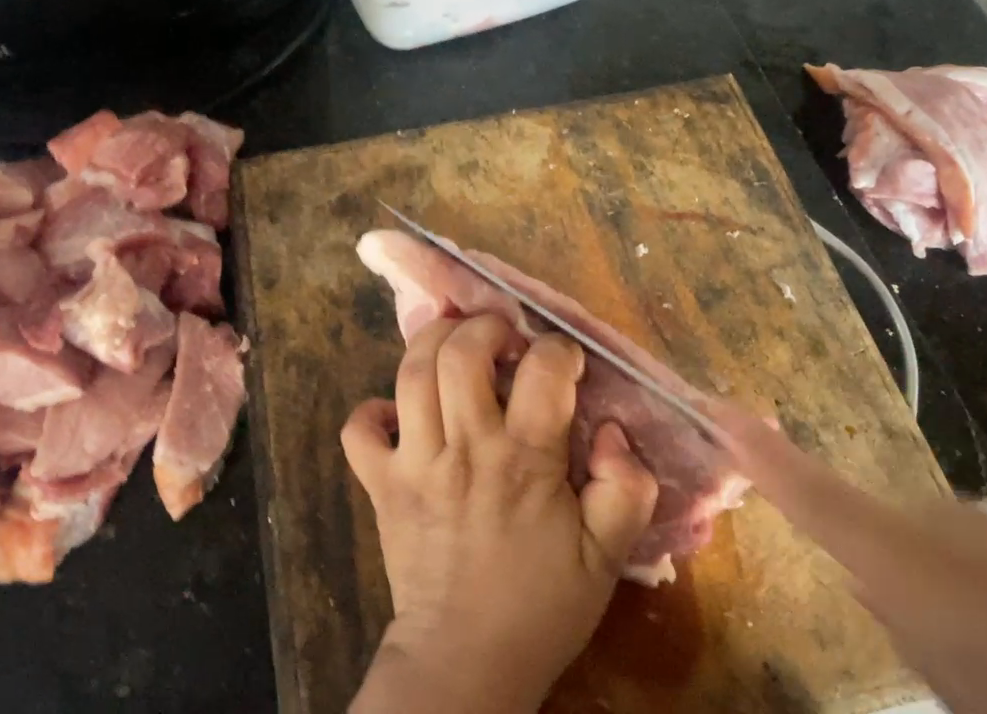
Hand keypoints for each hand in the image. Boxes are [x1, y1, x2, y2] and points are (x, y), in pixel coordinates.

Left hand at [341, 315, 659, 713]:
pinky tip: (401, 414)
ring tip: (455, 343)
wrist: (466, 660)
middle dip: (485, 326)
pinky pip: (359, 430)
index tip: (565, 361)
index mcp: (525, 461)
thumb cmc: (542, 606)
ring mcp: (415, 464)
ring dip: (432, 342)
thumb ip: (626, 488)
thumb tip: (611, 430)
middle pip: (461, 353)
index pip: (544, 372)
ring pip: (411, 374)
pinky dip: (372, 410)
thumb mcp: (608, 555)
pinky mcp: (380, 484)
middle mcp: (465, 449)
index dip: (559, 351)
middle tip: (504, 337)